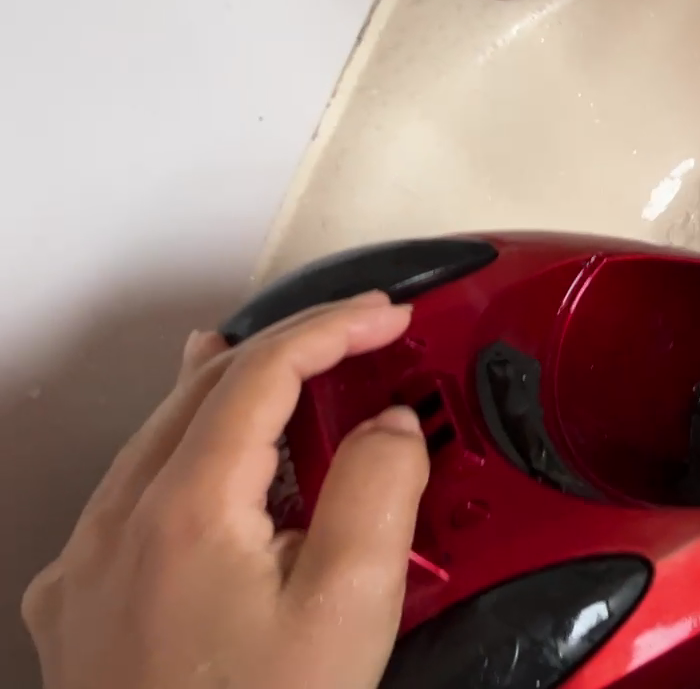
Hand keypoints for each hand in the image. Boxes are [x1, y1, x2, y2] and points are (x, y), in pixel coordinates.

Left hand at [23, 293, 428, 688]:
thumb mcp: (353, 594)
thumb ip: (380, 486)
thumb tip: (390, 426)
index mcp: (182, 517)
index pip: (259, 375)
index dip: (333, 327)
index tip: (392, 314)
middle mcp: (117, 532)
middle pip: (203, 390)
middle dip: (293, 338)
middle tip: (367, 324)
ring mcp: (93, 568)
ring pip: (164, 429)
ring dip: (243, 375)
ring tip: (294, 345)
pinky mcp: (92, 599)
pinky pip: (143, 476)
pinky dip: (198, 426)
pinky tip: (214, 427)